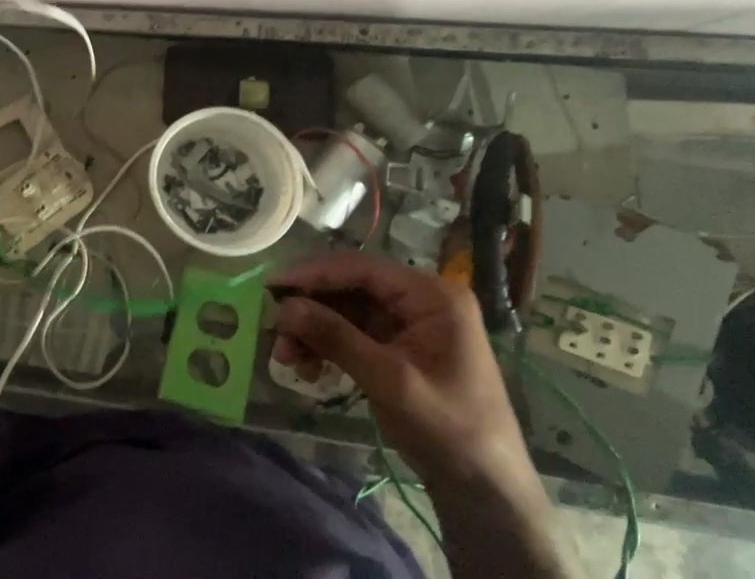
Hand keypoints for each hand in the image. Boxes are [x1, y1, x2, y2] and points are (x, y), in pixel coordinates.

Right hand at [270, 253, 535, 494]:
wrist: (485, 485)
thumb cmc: (449, 428)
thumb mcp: (390, 381)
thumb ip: (337, 338)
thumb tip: (284, 307)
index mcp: (431, 295)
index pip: (360, 268)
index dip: (312, 273)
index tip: (269, 285)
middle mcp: (420, 300)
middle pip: (348, 287)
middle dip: (309, 307)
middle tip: (274, 330)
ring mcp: (408, 323)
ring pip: (344, 310)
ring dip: (312, 329)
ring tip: (286, 356)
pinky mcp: (397, 346)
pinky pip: (351, 332)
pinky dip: (326, 345)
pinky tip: (306, 366)